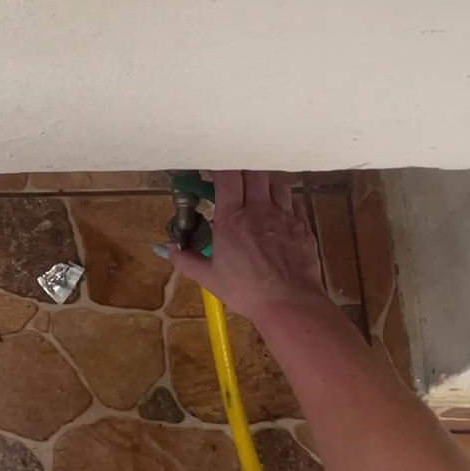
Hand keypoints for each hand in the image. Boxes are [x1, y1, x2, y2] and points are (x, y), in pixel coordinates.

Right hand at [161, 170, 327, 321]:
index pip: (228, 177)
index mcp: (232, 219)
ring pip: (275, 182)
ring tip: (254, 191)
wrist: (290, 303)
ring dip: (262, 181)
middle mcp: (259, 210)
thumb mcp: (208, 277)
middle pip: (253, 172)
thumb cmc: (245, 290)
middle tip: (232, 179)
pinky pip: (292, 201)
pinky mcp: (302, 225)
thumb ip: (185, 259)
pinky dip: (281, 199)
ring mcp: (284, 216)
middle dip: (241, 169)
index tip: (211, 172)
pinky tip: (275, 211)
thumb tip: (167, 249)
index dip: (219, 168)